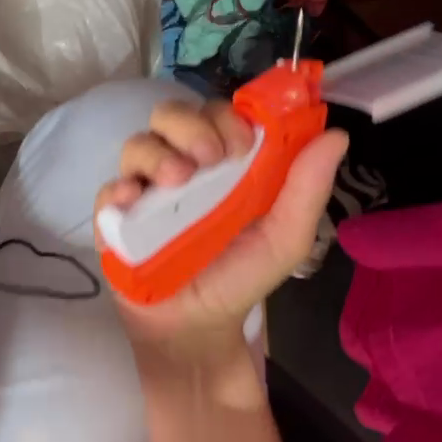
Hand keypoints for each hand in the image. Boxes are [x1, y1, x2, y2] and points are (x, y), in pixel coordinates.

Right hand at [96, 99, 347, 351]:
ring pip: (137, 145)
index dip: (228, 117)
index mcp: (223, 165)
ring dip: (157, 154)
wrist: (194, 326)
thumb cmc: (238, 278)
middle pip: (170, 117)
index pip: (218, 115)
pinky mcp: (115, 219)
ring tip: (176, 181)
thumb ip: (306, 190)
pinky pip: (107, 190)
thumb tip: (335, 135)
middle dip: (189, 126)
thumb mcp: (284, 239)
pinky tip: (132, 201)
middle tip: (209, 159)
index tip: (242, 144)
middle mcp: (181, 167)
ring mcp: (145, 191)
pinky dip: (117, 189)